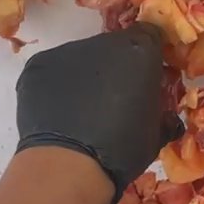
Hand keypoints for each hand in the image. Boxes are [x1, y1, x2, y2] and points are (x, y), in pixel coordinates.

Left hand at [16, 24, 173, 203]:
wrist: (68, 167)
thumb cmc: (122, 152)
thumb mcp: (155, 135)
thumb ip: (162, 114)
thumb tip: (165, 118)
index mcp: (139, 52)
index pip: (150, 35)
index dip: (149, 57)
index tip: (147, 79)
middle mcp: (102, 43)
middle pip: (113, 48)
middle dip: (116, 69)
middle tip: (114, 103)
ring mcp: (65, 51)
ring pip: (82, 59)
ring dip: (86, 78)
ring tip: (82, 112)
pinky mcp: (37, 66)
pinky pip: (54, 72)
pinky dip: (58, 88)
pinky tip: (59, 115)